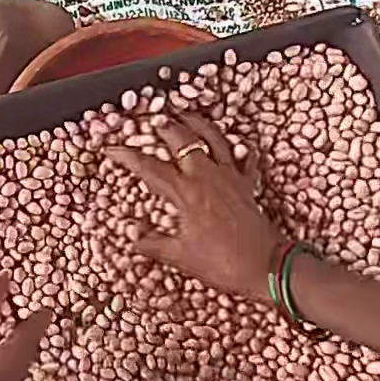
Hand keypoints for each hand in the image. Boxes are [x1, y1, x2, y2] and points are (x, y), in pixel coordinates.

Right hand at [106, 113, 284, 301]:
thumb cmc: (223, 264)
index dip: (128, 156)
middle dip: (164, 126)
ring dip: (197, 123)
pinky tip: (237, 141)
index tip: (112, 148)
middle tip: (151, 118)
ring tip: (185, 113)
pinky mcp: (247, 185)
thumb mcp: (180, 257)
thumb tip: (131, 237)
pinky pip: (244, 157)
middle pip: (182, 140)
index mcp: (186, 193)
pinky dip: (239, 146)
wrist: (267, 267)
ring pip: (213, 138)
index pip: (149, 168)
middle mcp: (207, 177)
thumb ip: (153, 244)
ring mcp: (230, 177)